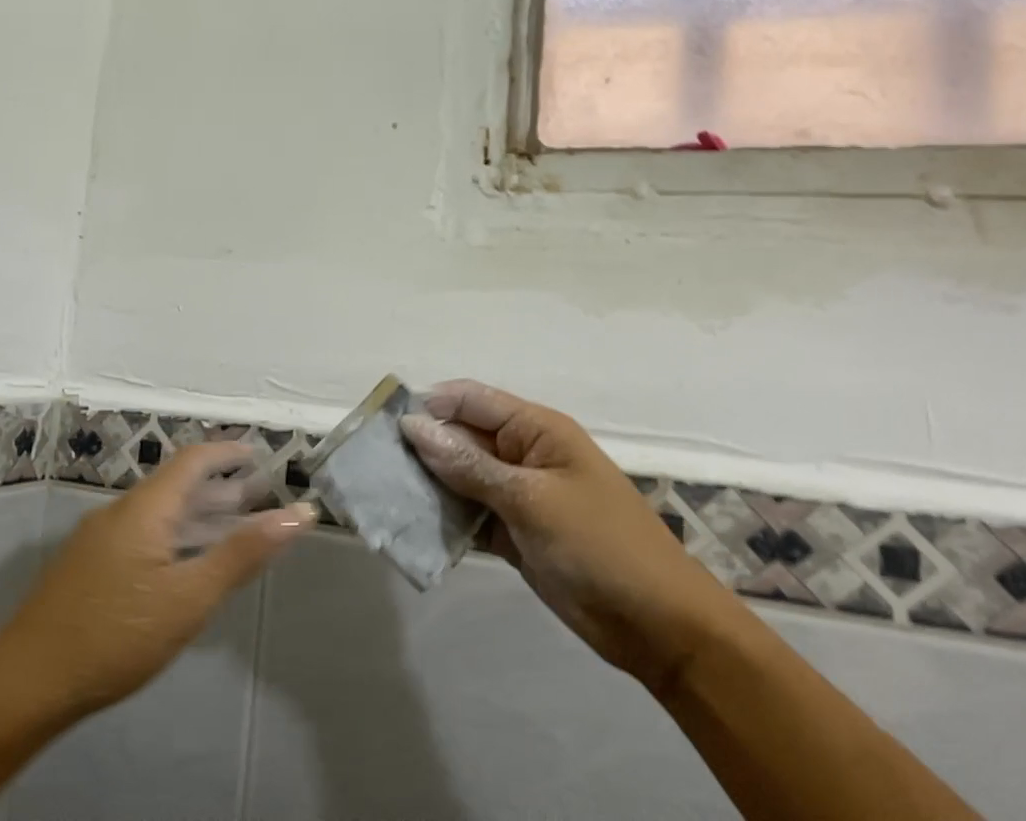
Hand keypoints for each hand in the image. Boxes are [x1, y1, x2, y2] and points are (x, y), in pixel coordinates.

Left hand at [0, 442, 316, 716]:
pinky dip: (177, 538)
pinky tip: (190, 565)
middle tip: (262, 495)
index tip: (260, 454)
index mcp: (143, 510)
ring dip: (199, 516)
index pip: (191, 462)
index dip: (227, 453)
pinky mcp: (89, 569)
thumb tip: (300, 512)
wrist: (29, 682)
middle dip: (220, 488)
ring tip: (237, 526)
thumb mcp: (190, 597)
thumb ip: (243, 553)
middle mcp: (119, 515)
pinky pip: (143, 537)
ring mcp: (99, 542)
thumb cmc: (117, 636)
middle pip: (175, 488)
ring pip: (159, 516)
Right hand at [399, 380, 745, 691]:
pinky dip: (442, 520)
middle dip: (418, 448)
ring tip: (380, 497)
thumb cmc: (599, 545)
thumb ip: (469, 464)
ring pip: (457, 478)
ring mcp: (515, 495)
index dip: (426, 406)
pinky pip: (466, 515)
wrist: (655, 624)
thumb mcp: (531, 499)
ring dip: (425, 486)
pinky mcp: (511, 533)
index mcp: (536, 430)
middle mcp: (521, 454)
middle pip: (458, 437)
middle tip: (370, 468)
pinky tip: (409, 528)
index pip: (469, 400)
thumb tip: (413, 427)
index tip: (378, 427)